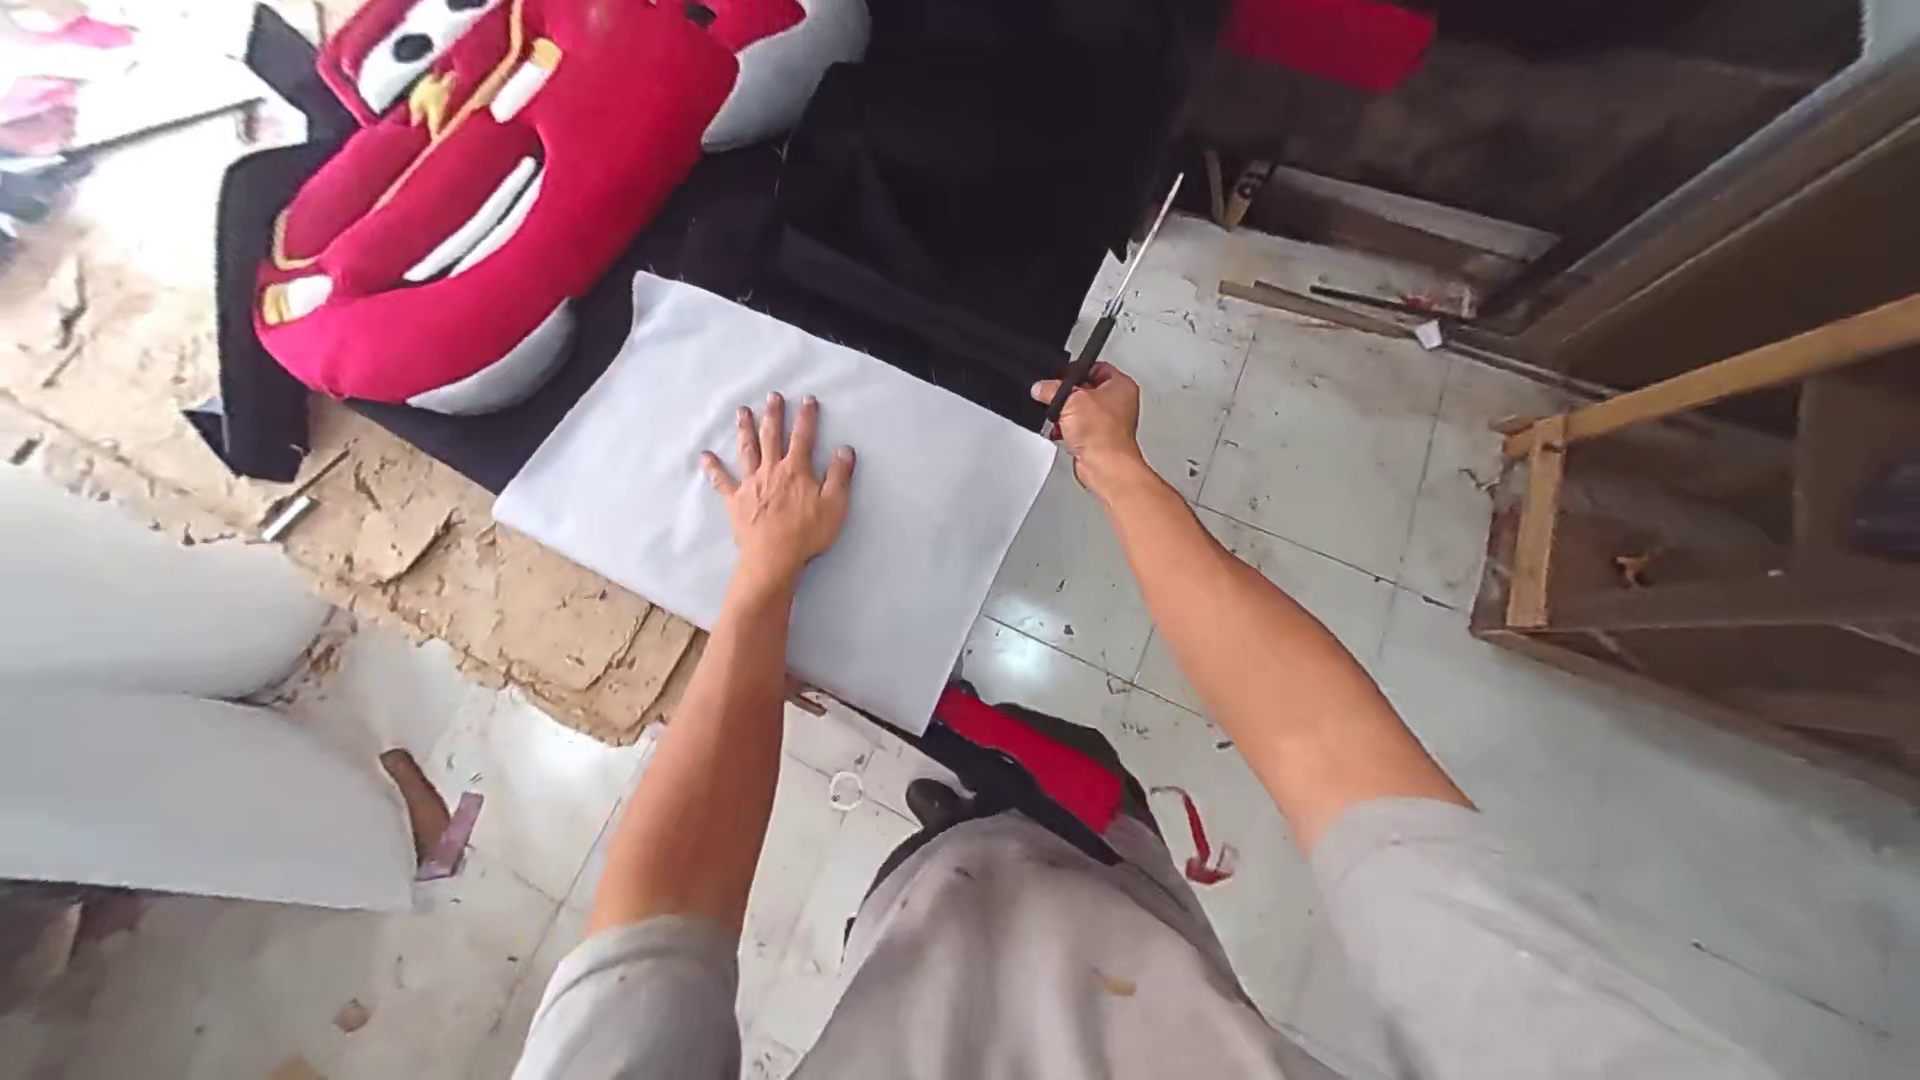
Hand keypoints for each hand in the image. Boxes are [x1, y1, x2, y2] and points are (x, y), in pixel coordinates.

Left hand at [702, 393, 855, 588]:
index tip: (808, 399)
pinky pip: (722, 481)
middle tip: (772, 396)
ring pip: (747, 450)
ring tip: (742, 412)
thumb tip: (844, 449)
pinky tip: (705, 456)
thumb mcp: (835, 504)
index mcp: (796, 470)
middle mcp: (771, 470)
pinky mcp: (736, 501)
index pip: (804, 437)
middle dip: (773, 415)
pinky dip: (713, 468)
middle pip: (772, 436)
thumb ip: (839, 475)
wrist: (773, 557)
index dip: (807, 417)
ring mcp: (751, 484)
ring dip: (745, 429)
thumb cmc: (808, 532)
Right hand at [1031, 362, 1146, 493]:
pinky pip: (1079, 430)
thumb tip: (1042, 387)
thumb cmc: (1102, 434)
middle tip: (1058, 398)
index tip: (1061, 376)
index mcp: (1121, 386)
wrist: (1104, 465)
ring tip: (1060, 418)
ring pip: (1081, 412)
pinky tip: (1062, 433)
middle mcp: (1119, 404)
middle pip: (1087, 391)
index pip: (1097, 368)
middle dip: (1069, 396)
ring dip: (1067, 416)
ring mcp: (1109, 423)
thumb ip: (1052, 390)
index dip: (1076, 370)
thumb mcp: (1069, 400)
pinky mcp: (1098, 440)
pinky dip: (1068, 431)